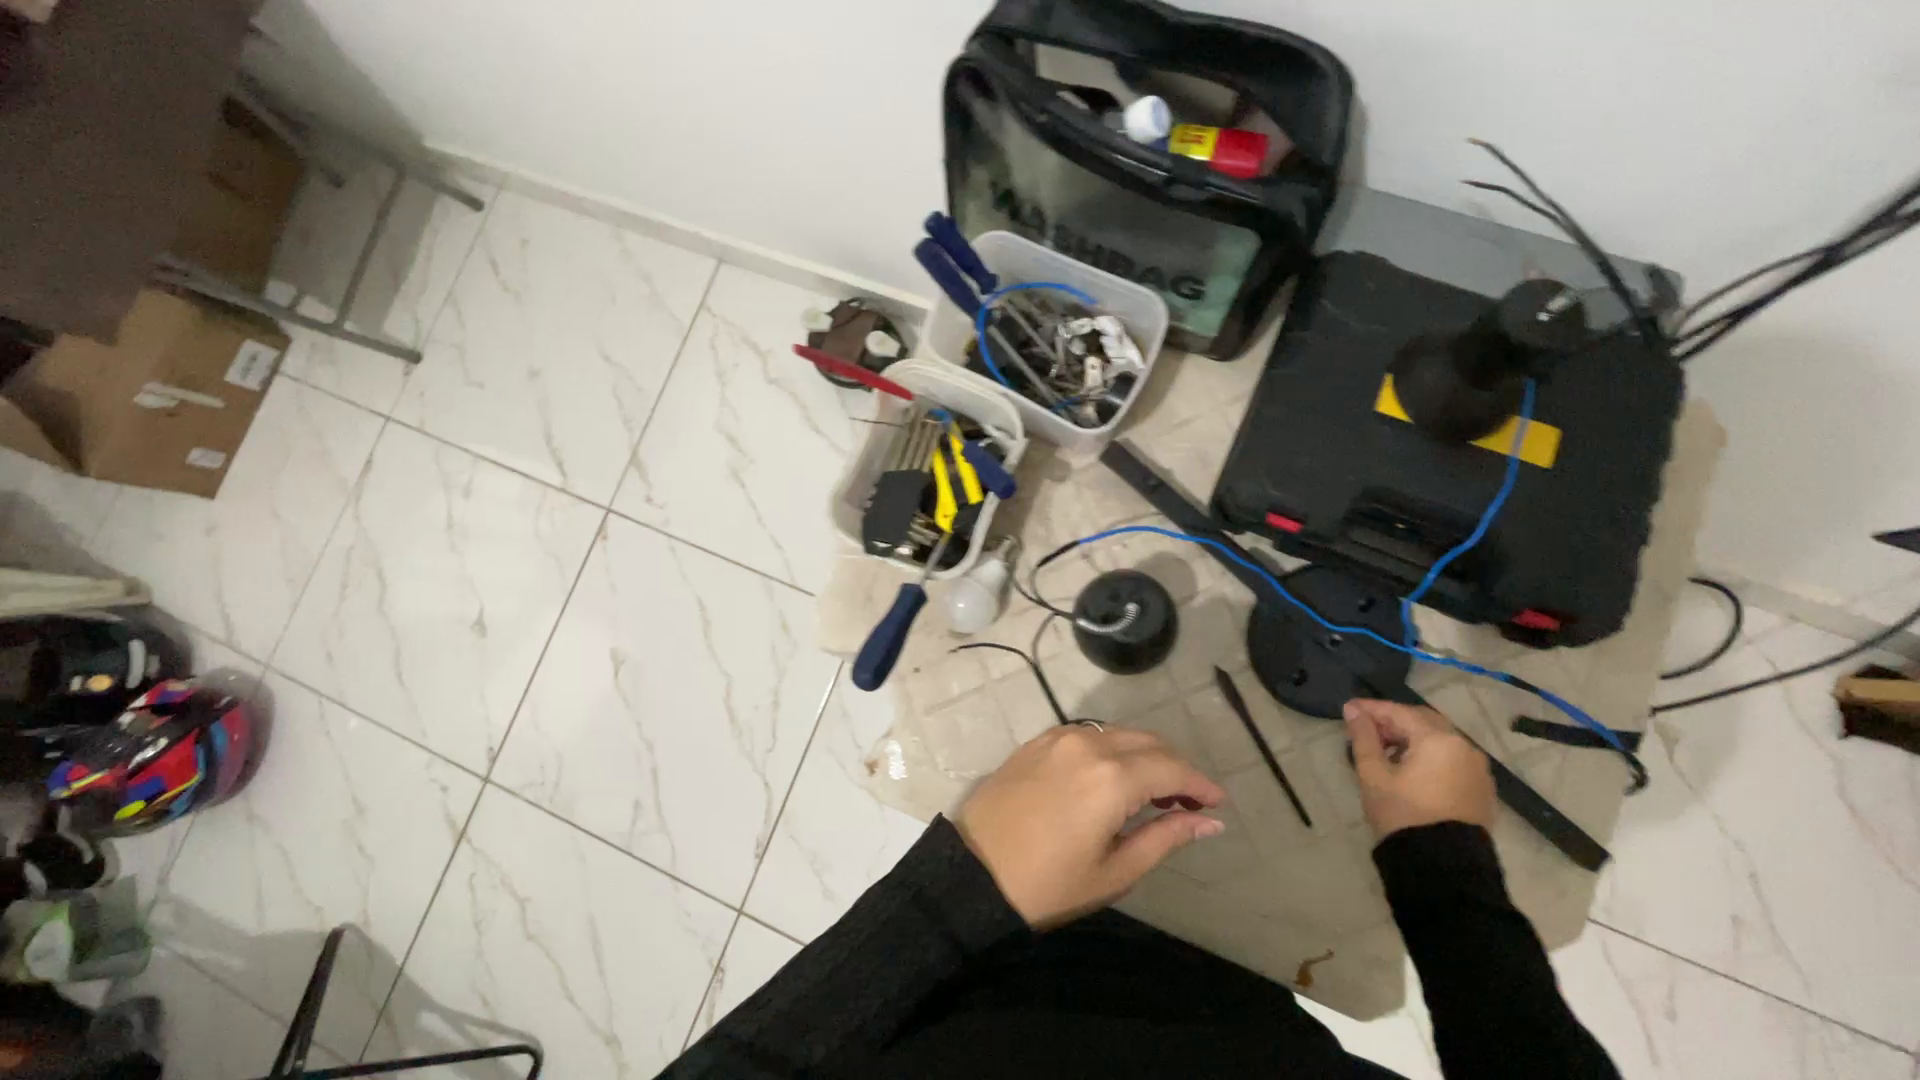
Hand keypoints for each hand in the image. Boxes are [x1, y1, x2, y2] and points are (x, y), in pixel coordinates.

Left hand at [954, 723, 1226, 930]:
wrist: (971, 874)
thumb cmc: (1046, 885)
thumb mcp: (1114, 871)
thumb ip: (1165, 837)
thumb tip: (1210, 821)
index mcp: (1112, 778)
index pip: (1172, 769)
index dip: (1201, 784)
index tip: (1217, 804)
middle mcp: (1088, 745)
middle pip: (1148, 743)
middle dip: (1175, 768)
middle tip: (1189, 802)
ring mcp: (1058, 739)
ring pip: (1118, 734)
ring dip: (1144, 756)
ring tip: (1154, 793)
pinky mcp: (1036, 742)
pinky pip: (1087, 735)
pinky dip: (1111, 749)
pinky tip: (1112, 777)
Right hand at [1344, 699, 1494, 838]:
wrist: (1444, 866)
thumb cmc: (1403, 815)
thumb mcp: (1374, 776)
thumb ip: (1364, 738)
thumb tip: (1353, 710)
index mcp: (1439, 740)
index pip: (1400, 713)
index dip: (1373, 709)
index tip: (1349, 709)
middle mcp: (1465, 747)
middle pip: (1425, 721)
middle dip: (1395, 721)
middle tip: (1367, 729)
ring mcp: (1478, 769)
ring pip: (1442, 740)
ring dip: (1414, 738)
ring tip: (1387, 752)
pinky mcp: (1482, 789)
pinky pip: (1454, 760)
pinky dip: (1432, 756)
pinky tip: (1412, 771)